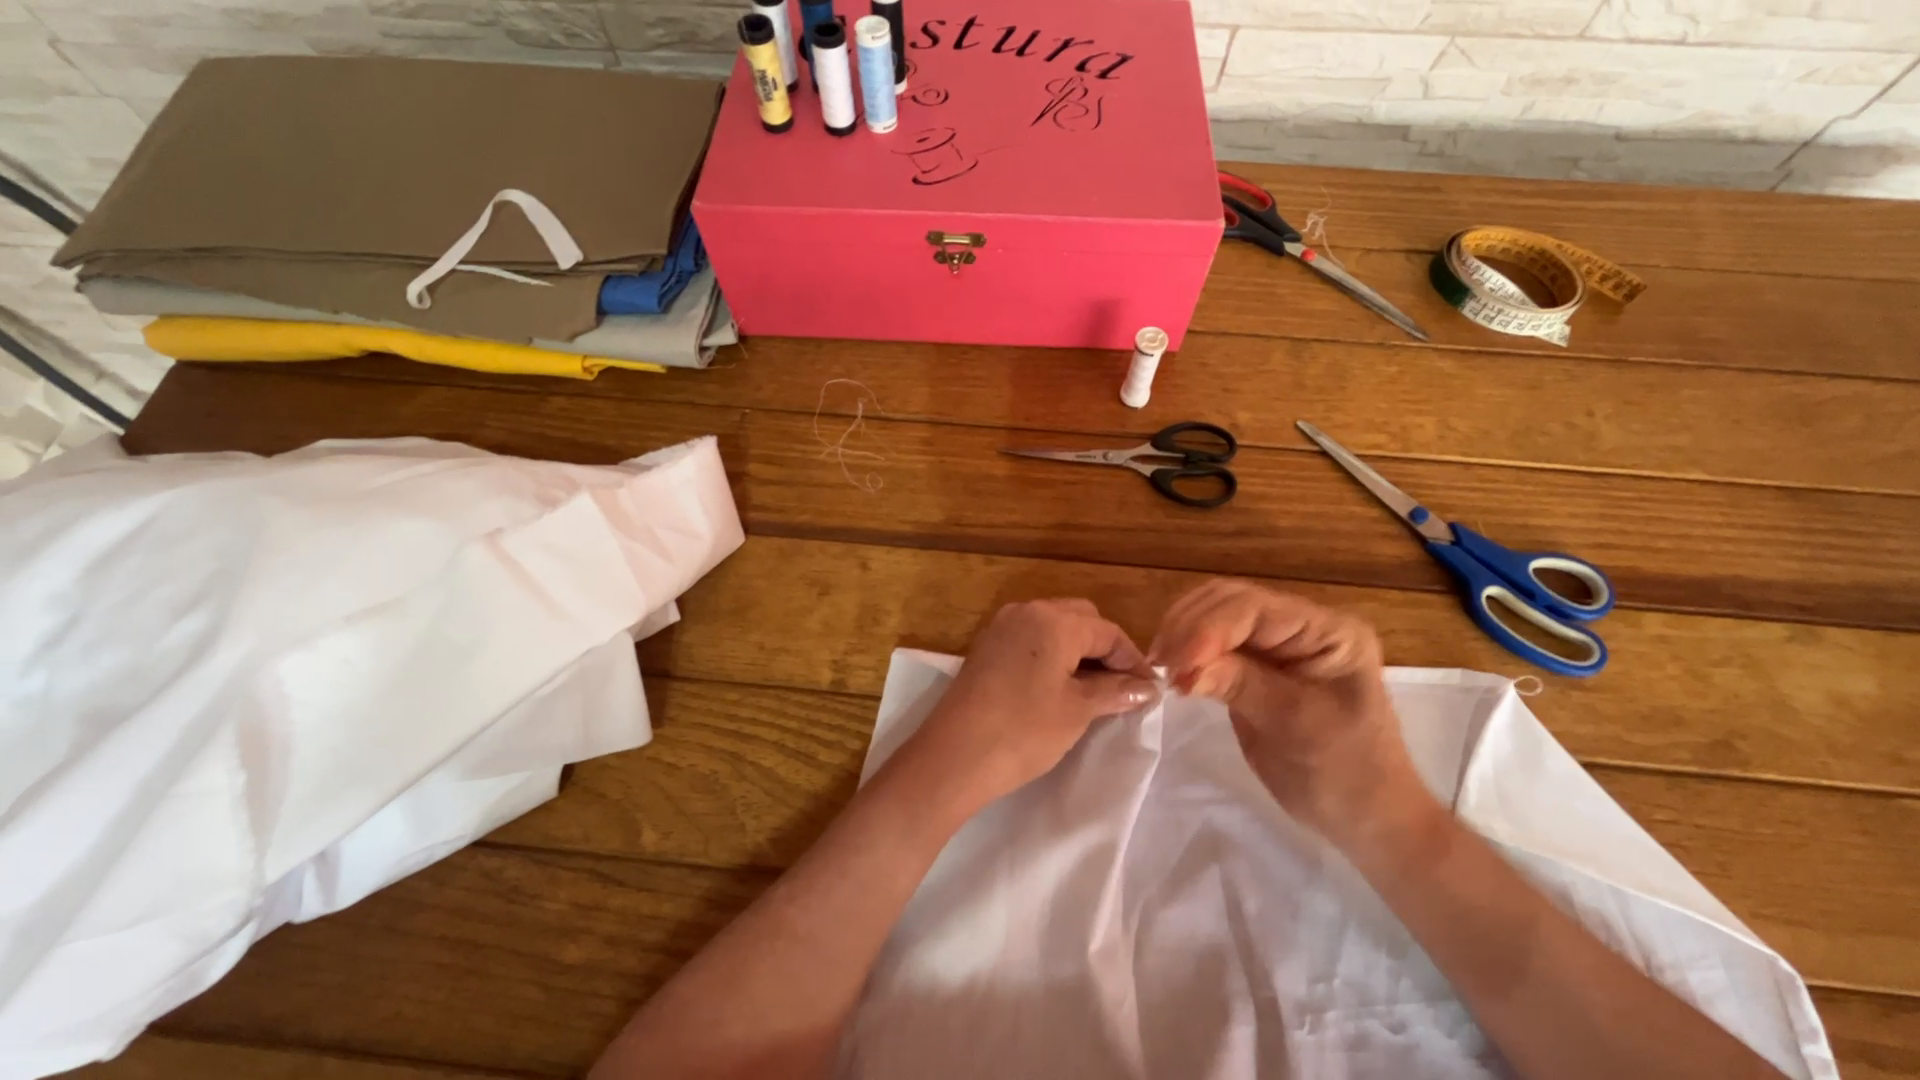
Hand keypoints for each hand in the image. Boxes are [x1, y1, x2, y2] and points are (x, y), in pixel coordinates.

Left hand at [901, 599, 1160, 809]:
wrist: (954, 756)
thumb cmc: (1024, 731)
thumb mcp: (1077, 710)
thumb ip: (1115, 691)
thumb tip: (1146, 686)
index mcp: (1053, 620)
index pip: (1108, 632)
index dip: (1133, 660)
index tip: (1149, 690)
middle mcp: (1026, 612)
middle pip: (1081, 620)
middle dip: (1106, 649)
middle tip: (1122, 687)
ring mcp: (1001, 628)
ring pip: (1054, 628)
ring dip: (1078, 652)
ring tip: (1095, 690)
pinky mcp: (986, 648)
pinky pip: (1031, 640)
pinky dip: (1052, 656)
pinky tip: (1060, 687)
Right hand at [1148, 580, 1426, 841]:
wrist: (1365, 818)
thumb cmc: (1344, 774)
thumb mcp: (1294, 727)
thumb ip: (1240, 686)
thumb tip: (1180, 669)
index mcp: (1329, 632)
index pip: (1256, 609)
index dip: (1208, 629)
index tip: (1174, 666)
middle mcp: (1304, 626)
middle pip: (1231, 601)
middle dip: (1190, 627)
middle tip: (1158, 665)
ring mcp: (1280, 644)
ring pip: (1216, 615)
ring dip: (1184, 635)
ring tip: (1162, 669)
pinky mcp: (1258, 665)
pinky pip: (1215, 643)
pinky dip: (1189, 651)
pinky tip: (1175, 673)